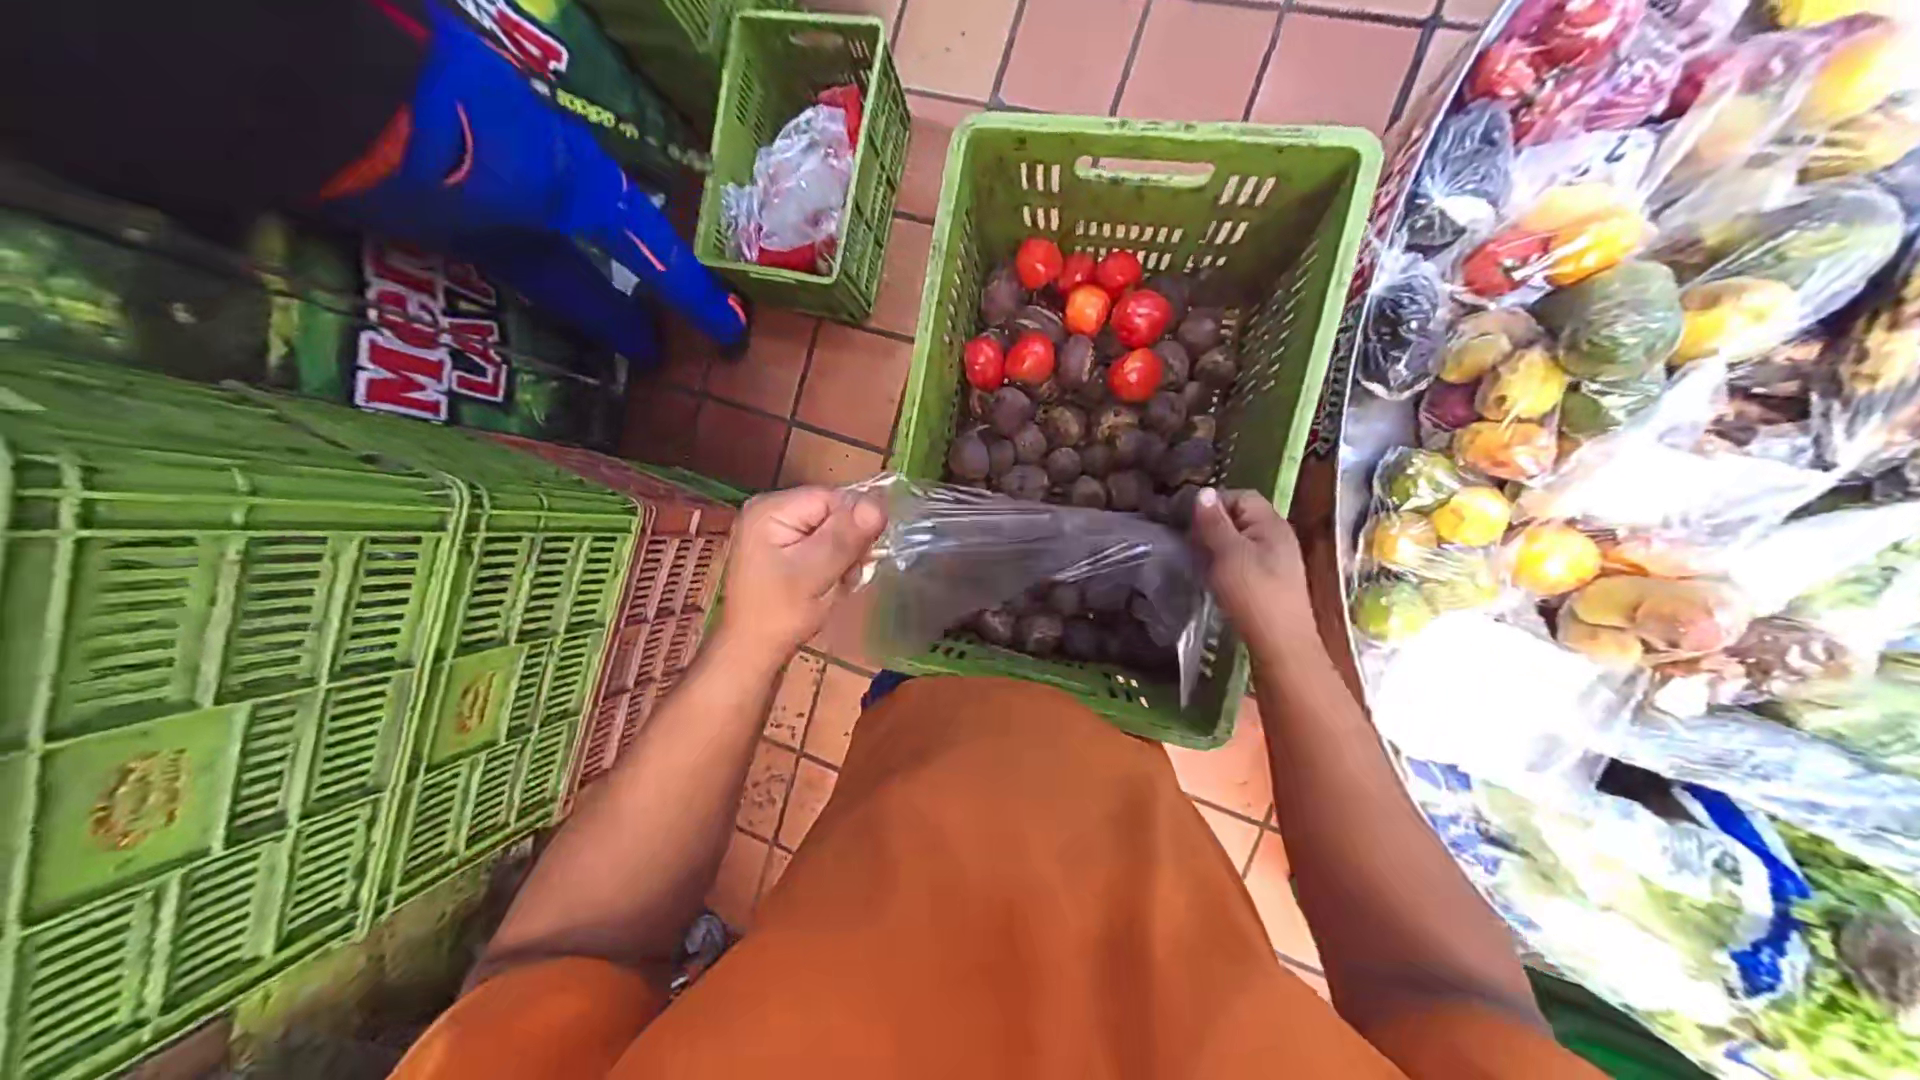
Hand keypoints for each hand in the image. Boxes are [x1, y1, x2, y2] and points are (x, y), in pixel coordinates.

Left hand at [714, 486, 887, 660]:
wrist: (752, 652)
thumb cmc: (780, 613)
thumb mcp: (816, 573)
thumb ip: (845, 537)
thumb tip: (878, 505)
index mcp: (771, 509)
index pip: (833, 498)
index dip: (855, 524)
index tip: (861, 557)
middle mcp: (770, 510)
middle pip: (833, 512)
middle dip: (848, 544)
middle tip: (846, 576)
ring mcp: (774, 529)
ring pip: (831, 530)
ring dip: (843, 557)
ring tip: (836, 584)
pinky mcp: (781, 548)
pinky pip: (820, 544)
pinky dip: (832, 564)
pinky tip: (828, 585)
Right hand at [1188, 488, 1315, 653]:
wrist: (1280, 644)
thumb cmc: (1253, 593)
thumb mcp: (1228, 553)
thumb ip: (1214, 522)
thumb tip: (1203, 492)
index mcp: (1271, 524)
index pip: (1241, 496)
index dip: (1213, 502)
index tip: (1186, 519)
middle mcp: (1277, 537)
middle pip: (1240, 518)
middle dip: (1212, 525)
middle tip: (1186, 539)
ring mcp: (1276, 561)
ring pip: (1239, 541)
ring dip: (1216, 546)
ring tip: (1194, 558)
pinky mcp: (1269, 583)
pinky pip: (1242, 561)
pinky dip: (1223, 564)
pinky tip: (1210, 577)